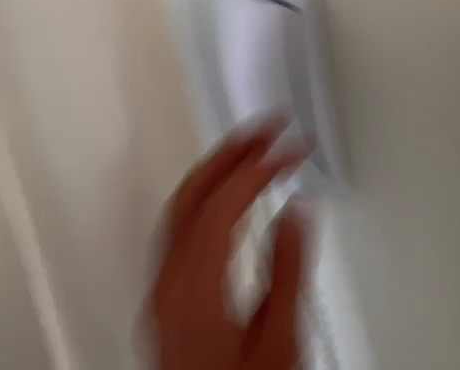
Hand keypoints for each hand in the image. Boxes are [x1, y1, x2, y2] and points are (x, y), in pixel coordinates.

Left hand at [149, 119, 312, 369]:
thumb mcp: (280, 337)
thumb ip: (288, 268)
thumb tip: (297, 209)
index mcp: (192, 288)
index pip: (223, 203)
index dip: (260, 164)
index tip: (293, 142)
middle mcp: (167, 287)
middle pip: (191, 196)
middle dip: (232, 150)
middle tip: (270, 123)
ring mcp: (161, 295)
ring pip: (181, 209)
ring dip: (218, 168)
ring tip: (254, 144)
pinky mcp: (167, 303)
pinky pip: (179, 230)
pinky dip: (208, 197)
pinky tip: (233, 194)